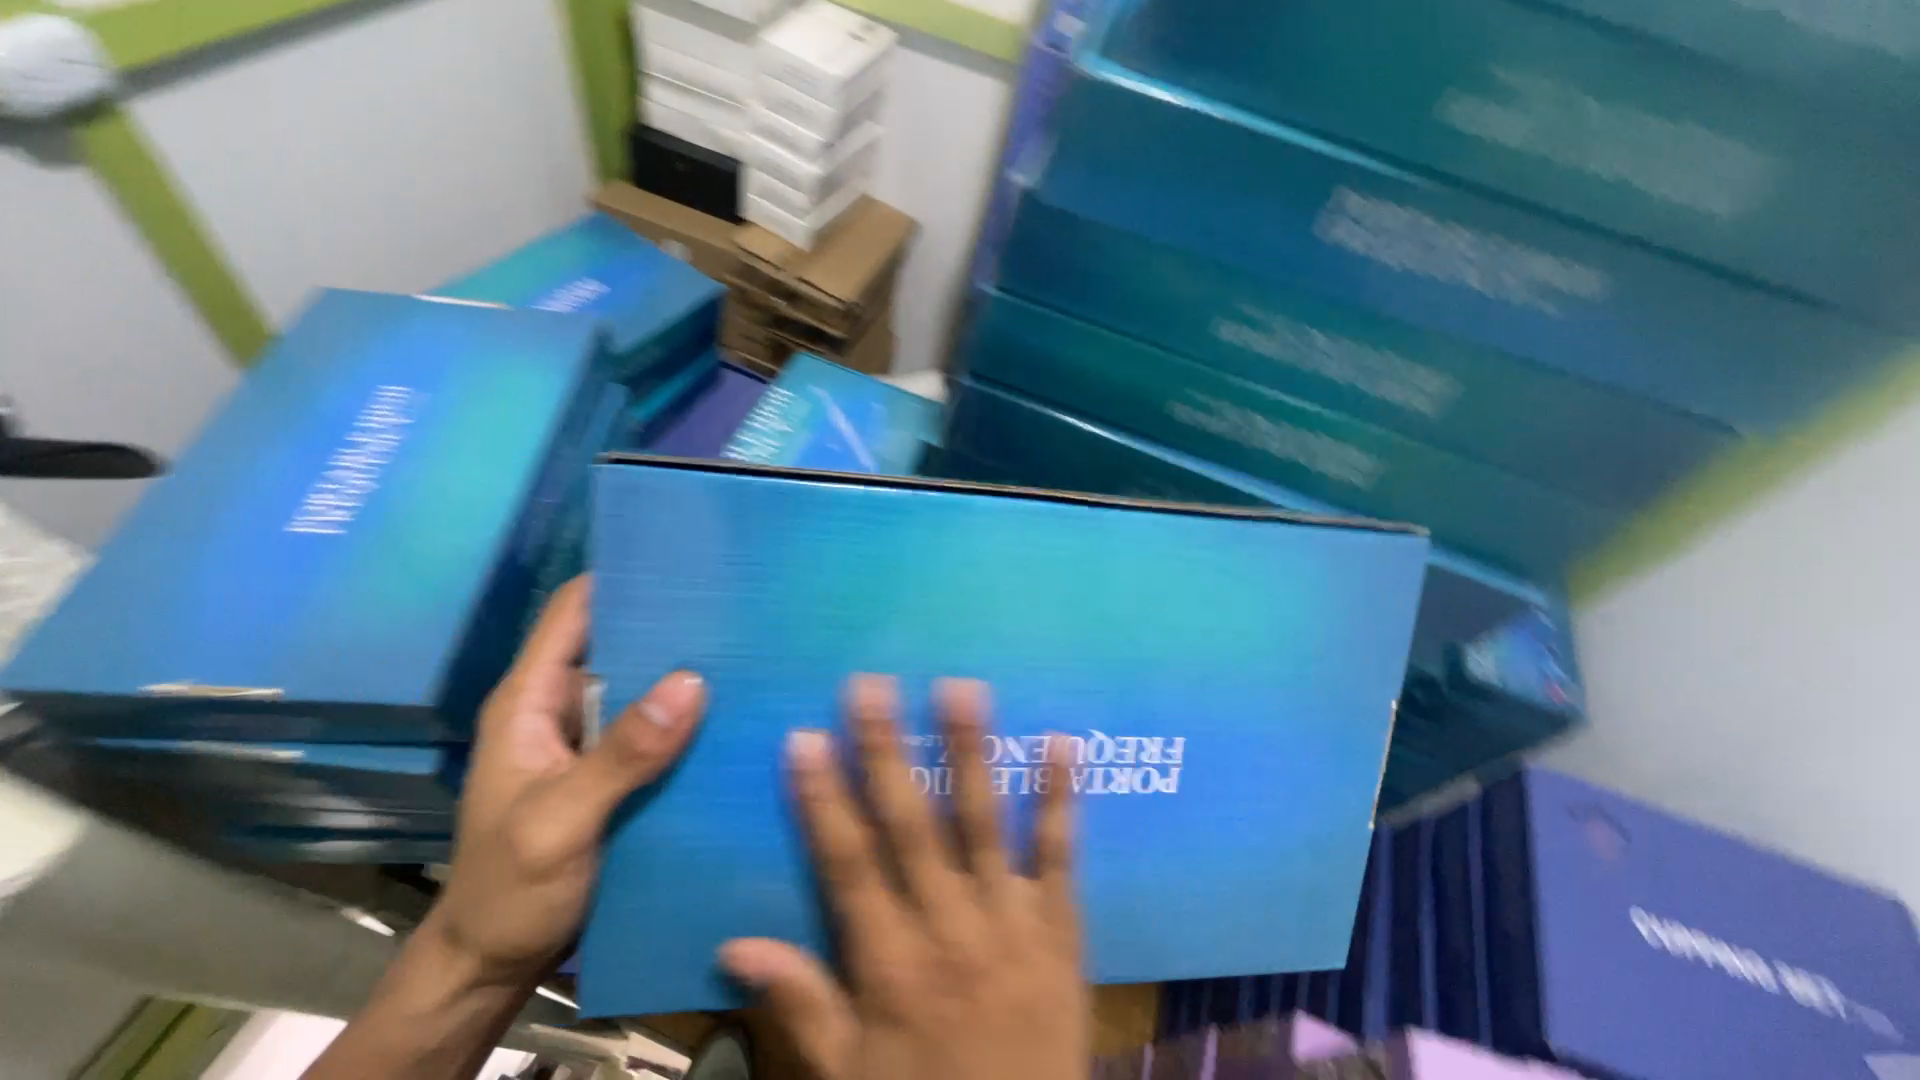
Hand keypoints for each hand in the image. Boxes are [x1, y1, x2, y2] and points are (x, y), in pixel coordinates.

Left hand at [427, 576, 707, 986]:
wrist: (494, 963)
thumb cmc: (510, 889)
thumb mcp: (560, 822)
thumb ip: (620, 755)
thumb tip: (692, 682)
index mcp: (529, 701)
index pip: (573, 611)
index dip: (620, 577)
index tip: (685, 559)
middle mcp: (559, 709)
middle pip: (616, 642)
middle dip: (670, 623)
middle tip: (741, 606)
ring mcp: (588, 743)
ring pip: (641, 687)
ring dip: (684, 672)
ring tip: (752, 650)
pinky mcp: (612, 775)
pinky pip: (654, 730)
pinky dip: (688, 718)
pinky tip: (735, 716)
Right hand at [719, 676, 1089, 1079]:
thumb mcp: (848, 1073)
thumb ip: (801, 1002)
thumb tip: (734, 947)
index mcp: (891, 961)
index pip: (848, 863)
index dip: (823, 799)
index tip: (805, 737)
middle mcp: (949, 927)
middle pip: (911, 826)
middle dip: (887, 752)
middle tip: (872, 684)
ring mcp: (1011, 921)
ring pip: (984, 824)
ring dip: (971, 753)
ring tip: (962, 689)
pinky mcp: (1061, 928)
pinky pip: (1060, 856)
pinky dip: (1061, 798)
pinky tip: (1061, 742)